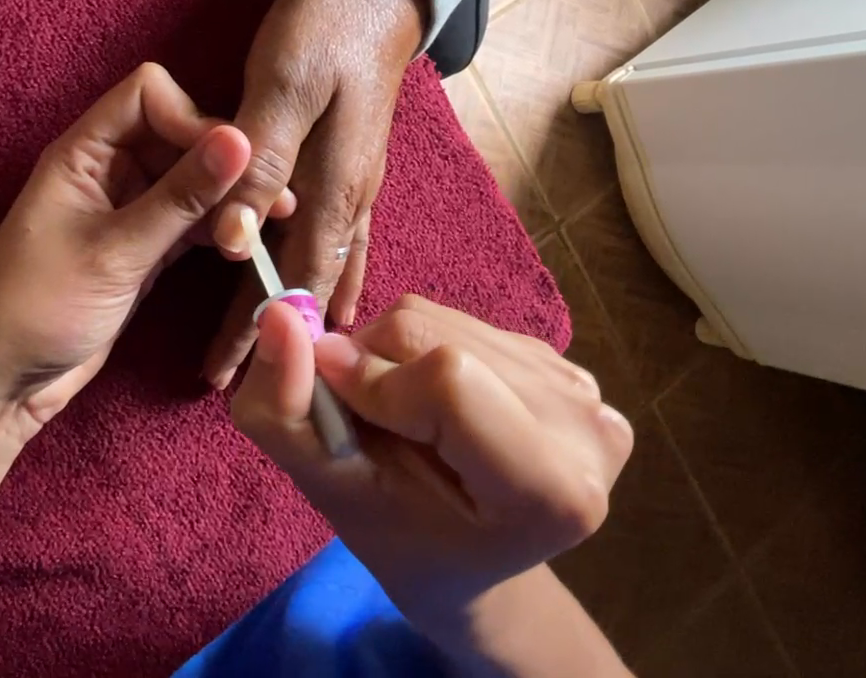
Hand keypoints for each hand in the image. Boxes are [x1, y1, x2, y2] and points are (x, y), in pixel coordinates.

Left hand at [0, 63, 250, 436]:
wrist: (2, 382)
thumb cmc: (38, 309)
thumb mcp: (115, 251)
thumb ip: (180, 196)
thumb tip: (240, 140)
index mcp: (83, 152)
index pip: (147, 95)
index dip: (191, 117)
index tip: (229, 160)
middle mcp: (107, 170)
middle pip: (177, 135)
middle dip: (220, 163)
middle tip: (265, 202)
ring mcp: (127, 209)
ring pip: (189, 179)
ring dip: (225, 199)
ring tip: (264, 225)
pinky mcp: (142, 247)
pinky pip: (188, 220)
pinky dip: (215, 229)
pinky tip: (245, 246)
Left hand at [202, 0, 424, 387]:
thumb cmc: (325, 28)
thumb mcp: (285, 83)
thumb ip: (262, 160)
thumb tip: (234, 239)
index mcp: (330, 185)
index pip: (291, 277)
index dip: (259, 327)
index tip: (230, 376)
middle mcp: (349, 196)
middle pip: (308, 282)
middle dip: (274, 333)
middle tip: (236, 382)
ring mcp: (354, 182)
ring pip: (327, 265)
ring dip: (301, 310)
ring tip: (282, 357)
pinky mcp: (348, 165)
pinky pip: (337, 236)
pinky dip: (324, 273)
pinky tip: (320, 288)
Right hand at [231, 295, 632, 639]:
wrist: (467, 552)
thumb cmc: (401, 538)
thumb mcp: (329, 489)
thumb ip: (286, 410)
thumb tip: (278, 313)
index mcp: (552, 489)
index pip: (448, 381)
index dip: (371, 383)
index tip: (338, 412)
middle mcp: (587, 428)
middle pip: (436, 338)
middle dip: (372, 366)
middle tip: (368, 423)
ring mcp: (584, 390)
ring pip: (437, 318)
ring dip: (390, 355)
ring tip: (401, 415)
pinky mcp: (564, 362)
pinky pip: (457, 318)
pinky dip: (418, 348)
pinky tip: (431, 400)